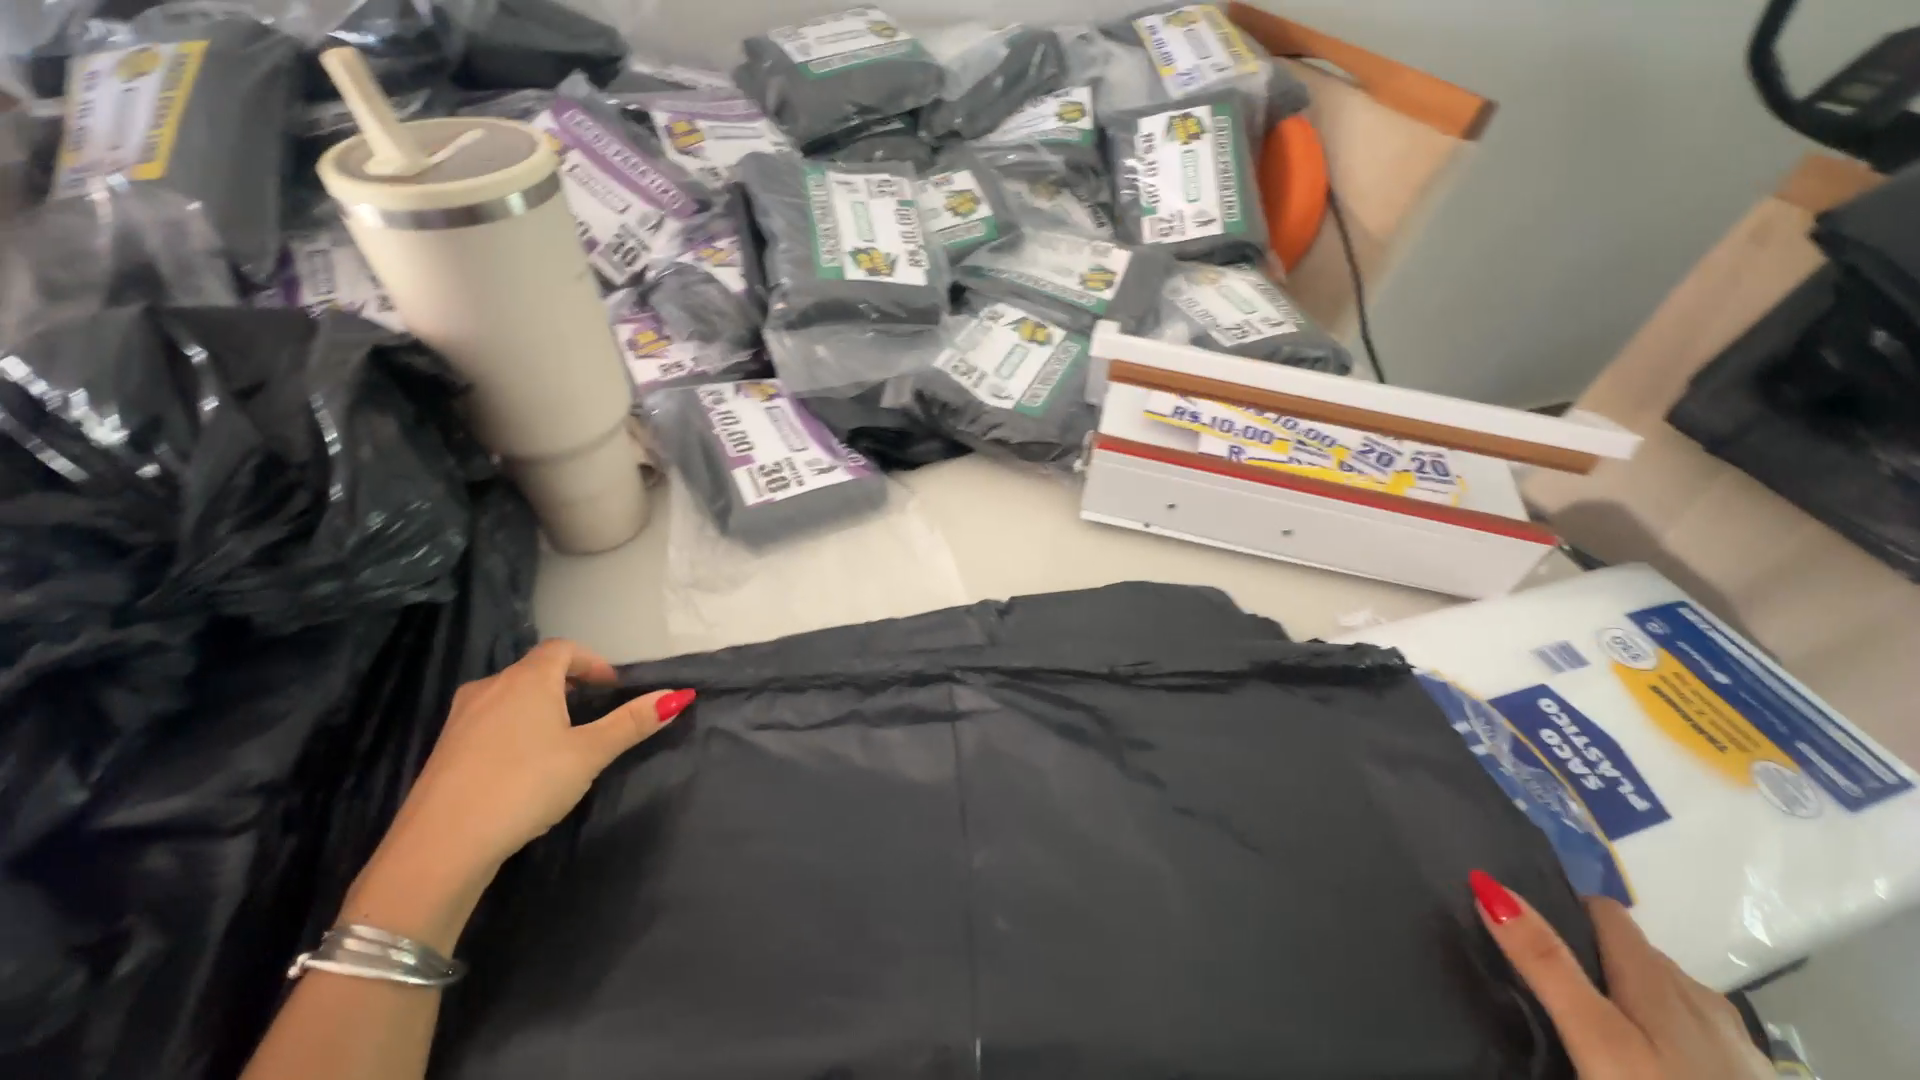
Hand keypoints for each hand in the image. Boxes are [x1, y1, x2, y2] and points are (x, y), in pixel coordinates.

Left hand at [341, 642, 692, 950]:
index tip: (612, 687)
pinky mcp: (446, 748)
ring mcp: (462, 717)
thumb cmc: (526, 784)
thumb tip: (679, 695)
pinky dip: (514, 727)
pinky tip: (523, 763)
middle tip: (593, 711)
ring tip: (562, 737)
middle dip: (568, 683)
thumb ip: (631, 723)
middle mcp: (491, 687)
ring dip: (539, 705)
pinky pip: (489, 721)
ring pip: (510, 696)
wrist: (443, 842)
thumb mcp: (589, 754)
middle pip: (535, 670)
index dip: (592, 661)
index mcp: (528, 679)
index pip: (563, 649)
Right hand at [1470, 870, 1773, 1078]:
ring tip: (1599, 1030)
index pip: (1606, 912)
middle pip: (1636, 953)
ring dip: (1632, 997)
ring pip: (1670, 995)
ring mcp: (1732, 1041)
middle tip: (1554, 989)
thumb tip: (1489, 884)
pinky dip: (1668, 1035)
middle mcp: (1698, 996)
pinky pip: (1699, 1035)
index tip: (1530, 934)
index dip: (1567, 911)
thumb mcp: (1594, 1036)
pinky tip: (1654, 1068)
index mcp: (1656, 977)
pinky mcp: (1750, 1079)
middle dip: (1594, 958)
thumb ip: (1546, 964)